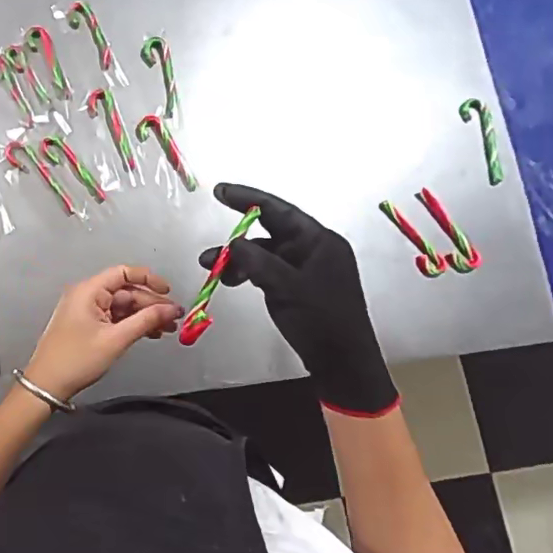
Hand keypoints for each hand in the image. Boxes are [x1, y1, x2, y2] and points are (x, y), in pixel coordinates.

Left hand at [23, 265, 180, 400]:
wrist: (47, 385)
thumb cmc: (76, 360)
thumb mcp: (115, 339)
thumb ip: (146, 321)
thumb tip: (171, 310)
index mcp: (88, 291)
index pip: (123, 273)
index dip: (148, 279)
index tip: (168, 292)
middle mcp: (86, 295)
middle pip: (126, 291)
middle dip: (151, 303)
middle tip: (175, 318)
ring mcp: (87, 311)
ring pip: (123, 306)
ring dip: (145, 316)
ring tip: (168, 329)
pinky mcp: (88, 325)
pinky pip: (116, 318)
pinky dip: (133, 324)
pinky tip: (151, 333)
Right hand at [198, 183, 397, 415]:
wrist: (343, 362)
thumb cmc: (322, 320)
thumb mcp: (286, 287)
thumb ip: (257, 261)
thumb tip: (233, 244)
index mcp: (320, 241)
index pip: (279, 211)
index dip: (249, 199)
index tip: (220, 190)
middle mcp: (313, 250)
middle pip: (269, 234)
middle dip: (237, 241)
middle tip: (210, 250)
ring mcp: (305, 270)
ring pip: (265, 256)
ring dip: (239, 262)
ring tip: (213, 271)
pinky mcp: (298, 288)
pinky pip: (268, 272)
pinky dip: (249, 274)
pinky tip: (233, 281)